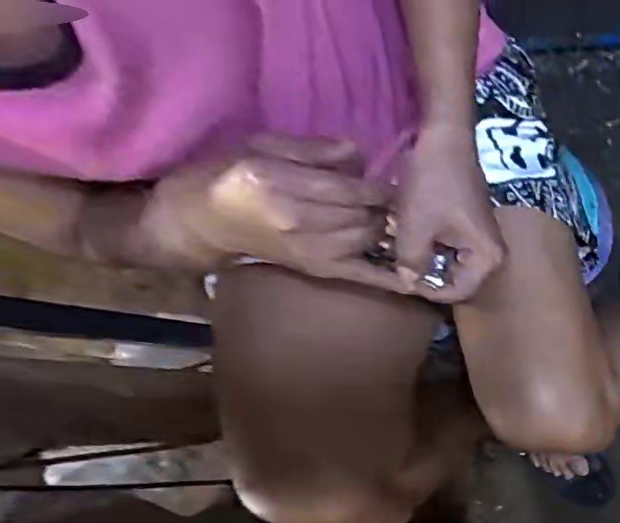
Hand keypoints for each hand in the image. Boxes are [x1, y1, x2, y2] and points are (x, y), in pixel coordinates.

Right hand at [139, 134, 410, 291]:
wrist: (203, 220)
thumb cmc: (230, 174)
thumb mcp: (261, 146)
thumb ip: (312, 150)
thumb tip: (358, 152)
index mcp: (280, 184)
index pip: (347, 189)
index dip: (377, 187)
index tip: (393, 183)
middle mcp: (298, 221)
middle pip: (363, 216)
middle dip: (382, 209)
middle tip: (395, 203)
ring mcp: (312, 251)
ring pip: (369, 240)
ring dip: (385, 231)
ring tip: (391, 220)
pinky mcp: (322, 271)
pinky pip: (367, 277)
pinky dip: (393, 278)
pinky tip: (415, 278)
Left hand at [393, 125, 506, 302]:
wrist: (445, 138)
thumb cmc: (434, 181)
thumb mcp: (415, 224)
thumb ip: (411, 260)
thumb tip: (407, 283)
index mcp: (487, 260)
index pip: (458, 292)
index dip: (428, 290)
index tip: (402, 279)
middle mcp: (493, 256)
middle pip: (458, 280)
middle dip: (429, 276)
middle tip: (399, 268)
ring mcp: (486, 242)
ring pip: (453, 265)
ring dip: (428, 262)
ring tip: (402, 252)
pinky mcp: (475, 229)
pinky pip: (454, 250)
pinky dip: (434, 248)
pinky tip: (413, 237)